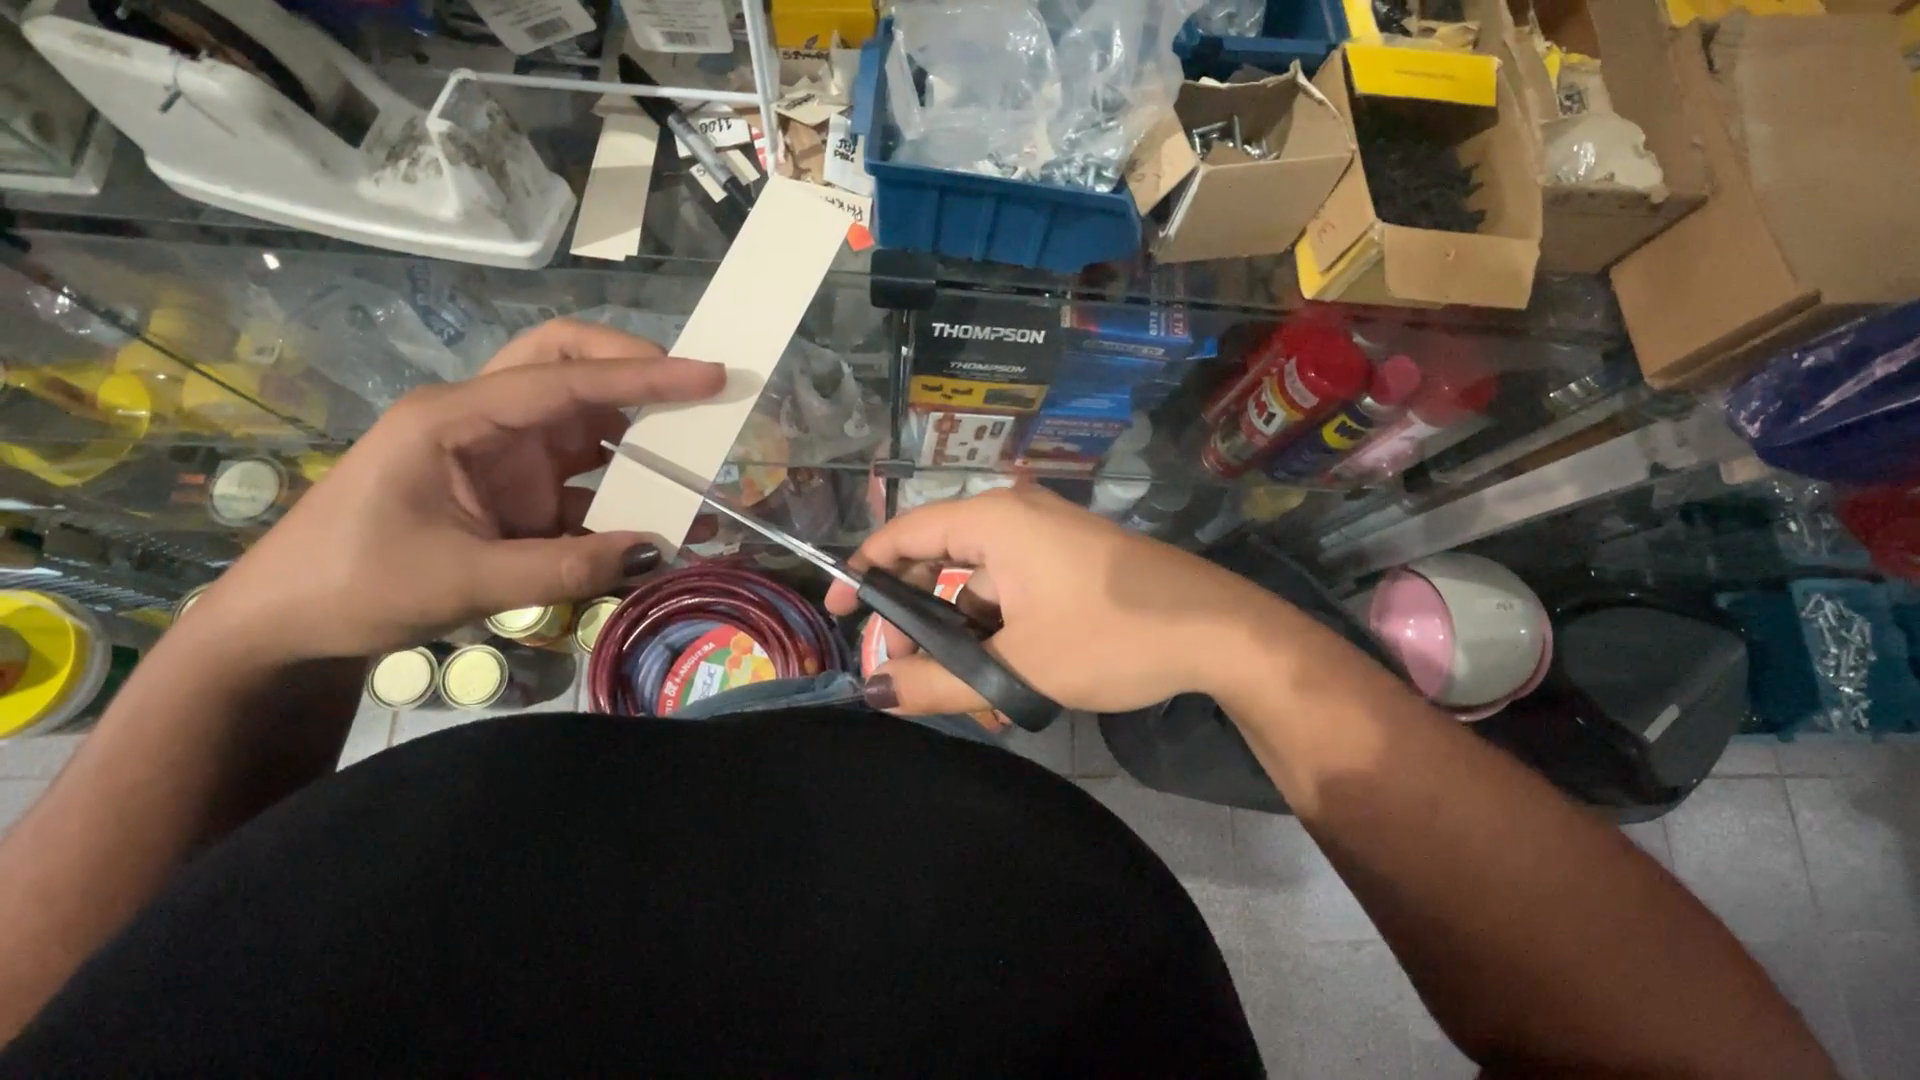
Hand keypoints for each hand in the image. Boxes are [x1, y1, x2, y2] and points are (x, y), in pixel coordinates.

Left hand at [193, 320, 725, 661]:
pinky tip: (661, 517)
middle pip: (565, 362)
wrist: (287, 621)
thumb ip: (564, 566)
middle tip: (695, 390)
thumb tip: (657, 550)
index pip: (564, 380)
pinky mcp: (510, 489)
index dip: (643, 377)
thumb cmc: (354, 585)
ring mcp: (498, 453)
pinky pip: (579, 477)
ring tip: (694, 450)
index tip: (709, 377)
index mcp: (456, 419)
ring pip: (580, 417)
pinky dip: (622, 492)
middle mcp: (483, 421)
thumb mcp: (462, 582)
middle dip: (632, 368)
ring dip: (636, 432)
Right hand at [824, 486, 1282, 714]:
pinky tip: (1012, 683)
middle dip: (920, 621)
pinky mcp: (1072, 561)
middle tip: (907, 672)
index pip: (904, 534)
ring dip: (967, 639)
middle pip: (940, 560)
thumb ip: (938, 683)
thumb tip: (875, 694)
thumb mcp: (1019, 667)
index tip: (838, 613)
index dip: (863, 572)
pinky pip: (1015, 591)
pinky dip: (1002, 632)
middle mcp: (1017, 516)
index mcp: (995, 521)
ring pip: (980, 586)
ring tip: (974, 699)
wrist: (1220, 634)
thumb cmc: (1113, 638)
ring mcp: (1049, 537)